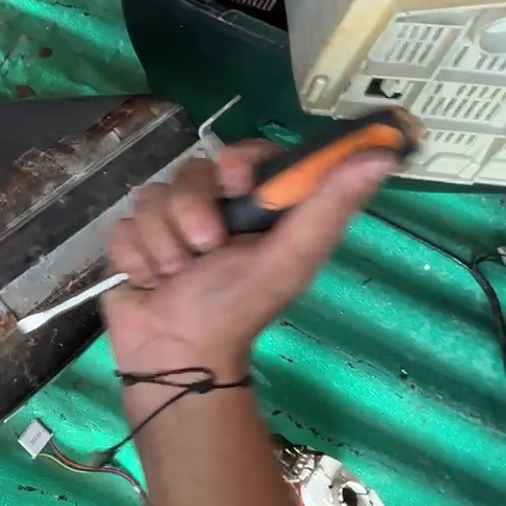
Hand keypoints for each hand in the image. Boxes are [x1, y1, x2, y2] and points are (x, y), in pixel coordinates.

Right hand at [100, 142, 396, 394]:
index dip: (234, 161)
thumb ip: (328, 206)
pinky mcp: (130, 242)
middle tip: (203, 252)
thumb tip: (383, 154)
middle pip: (188, 174)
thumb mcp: (288, 258)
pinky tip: (147, 280)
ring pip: (149, 199)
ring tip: (173, 278)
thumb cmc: (235, 308)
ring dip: (162, 245)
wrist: (171, 352)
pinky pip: (122, 227)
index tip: (232, 183)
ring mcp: (166, 225)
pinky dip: (135, 258)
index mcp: (253, 209)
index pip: (244, 155)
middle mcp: (209, 209)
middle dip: (190, 215)